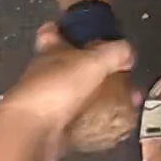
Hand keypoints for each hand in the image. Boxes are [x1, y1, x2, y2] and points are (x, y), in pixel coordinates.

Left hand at [0, 23, 134, 160]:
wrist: (30, 133)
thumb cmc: (59, 85)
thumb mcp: (95, 60)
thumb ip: (116, 52)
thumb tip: (130, 52)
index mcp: (51, 50)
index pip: (52, 31)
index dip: (63, 28)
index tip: (80, 30)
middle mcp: (45, 73)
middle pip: (69, 64)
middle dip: (93, 67)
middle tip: (119, 69)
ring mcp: (47, 102)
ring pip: (77, 94)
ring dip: (100, 96)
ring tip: (129, 99)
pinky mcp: (51, 128)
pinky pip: (80, 121)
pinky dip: (98, 122)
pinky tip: (118, 121)